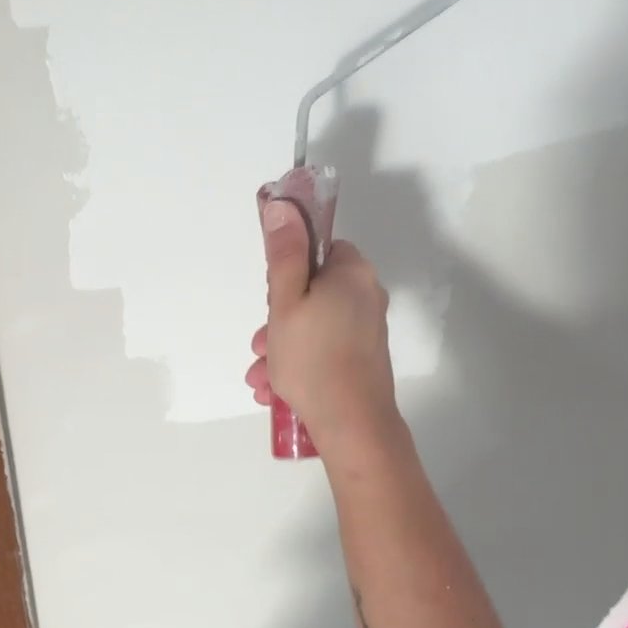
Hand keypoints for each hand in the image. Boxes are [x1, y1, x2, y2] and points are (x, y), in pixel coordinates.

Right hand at [245, 198, 395, 438]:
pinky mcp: (362, 360)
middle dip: (277, 323)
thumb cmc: (312, 359)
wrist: (352, 422)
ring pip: (312, 328)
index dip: (288, 274)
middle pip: (311, 294)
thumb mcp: (285, 303)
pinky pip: (322, 352)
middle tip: (260, 347)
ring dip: (280, 350)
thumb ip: (283, 255)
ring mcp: (366, 331)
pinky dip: (298, 365)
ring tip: (260, 377)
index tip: (271, 301)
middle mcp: (366, 296)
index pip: (319, 252)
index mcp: (352, 273)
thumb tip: (284, 204)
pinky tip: (274, 390)